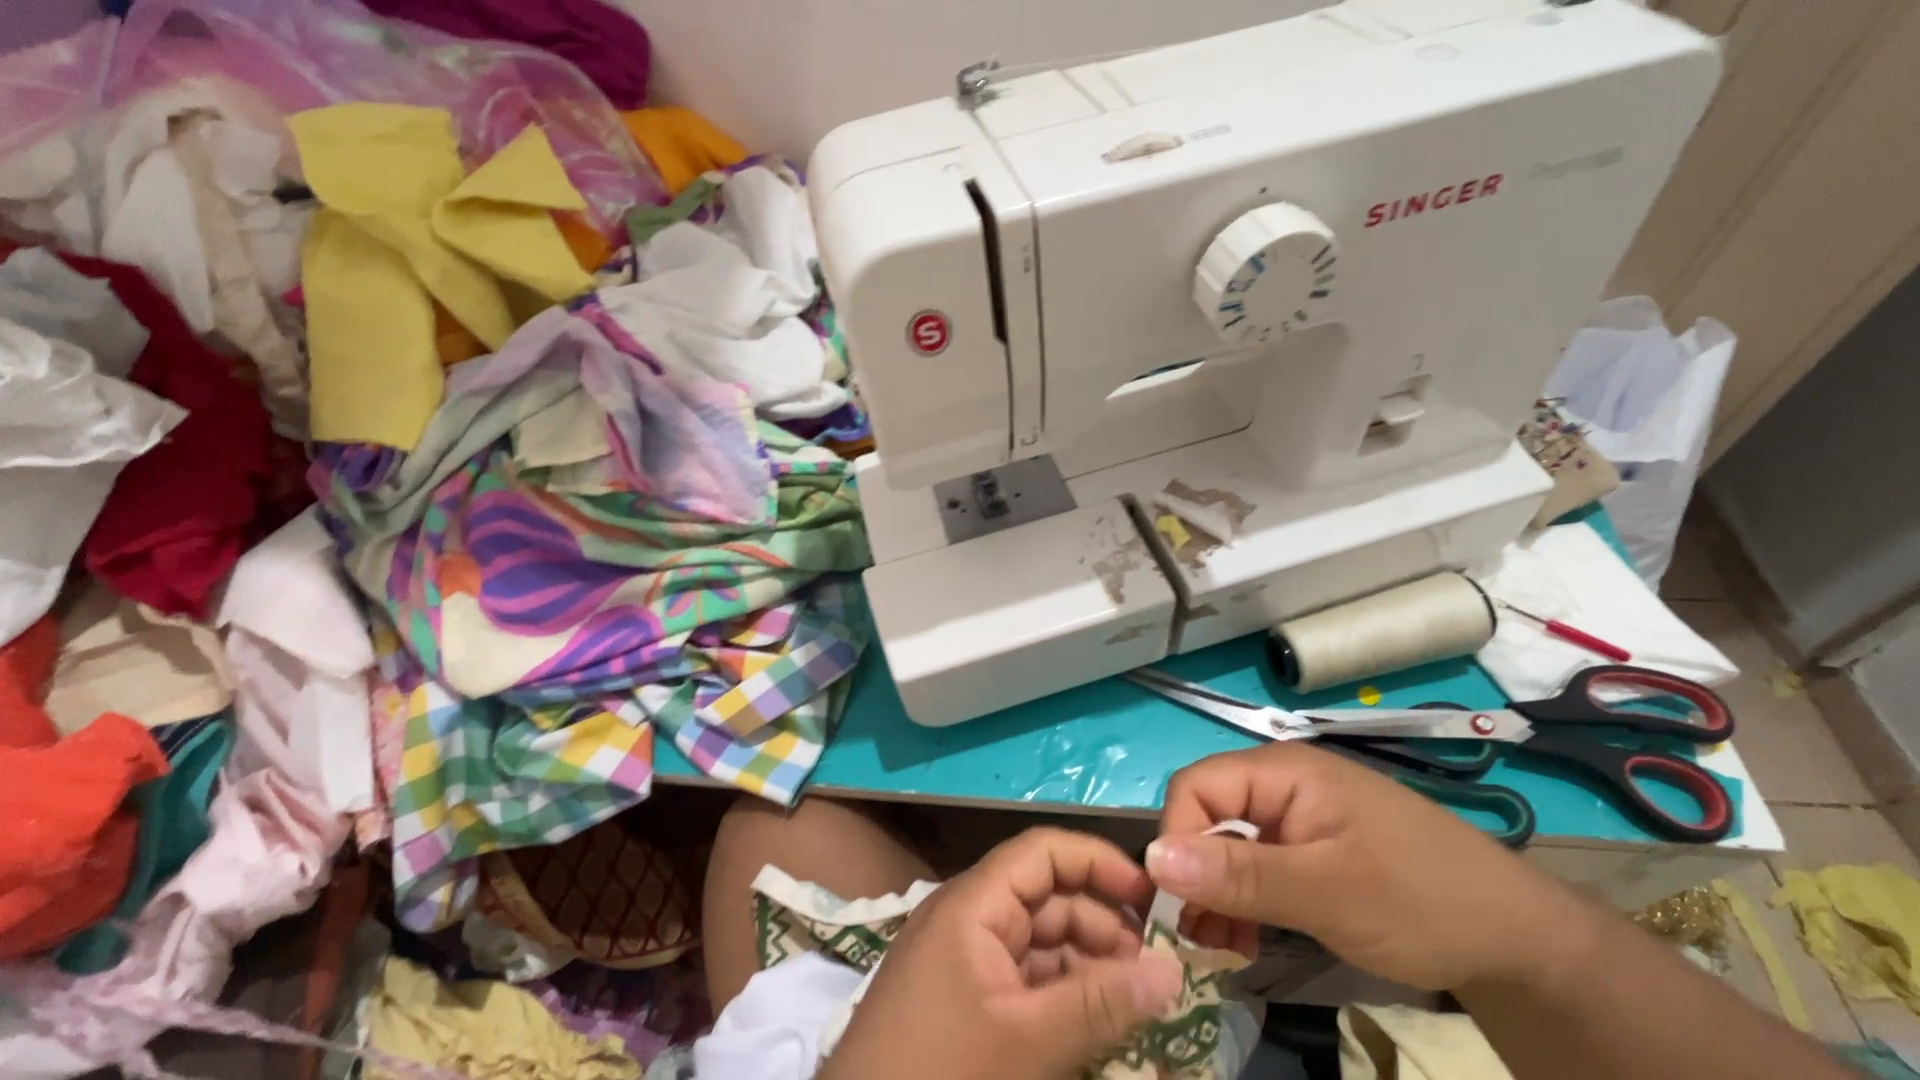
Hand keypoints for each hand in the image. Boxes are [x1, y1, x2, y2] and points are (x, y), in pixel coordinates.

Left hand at [820, 828, 1185, 1079]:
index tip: (1152, 897)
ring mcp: (964, 961)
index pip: (1042, 852)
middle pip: (1048, 898)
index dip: (1098, 863)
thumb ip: (1102, 1003)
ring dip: (1088, 964)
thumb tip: (1173, 969)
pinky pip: (1024, 979)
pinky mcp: (964, 1000)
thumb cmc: (943, 1069)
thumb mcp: (1028, 1040)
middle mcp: (968, 919)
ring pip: (1041, 942)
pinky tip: (1097, 1022)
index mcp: (973, 904)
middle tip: (1155, 968)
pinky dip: (1062, 993)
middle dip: (1103, 924)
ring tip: (1136, 1000)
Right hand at [1147, 742, 1583, 990]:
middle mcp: (1285, 786)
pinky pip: (1257, 869)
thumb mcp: (1324, 893)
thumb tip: (1152, 858)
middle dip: (1192, 876)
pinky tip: (1244, 942)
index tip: (1178, 904)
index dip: (1176, 839)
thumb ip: (1237, 874)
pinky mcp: (1315, 854)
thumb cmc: (1421, 902)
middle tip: (1195, 941)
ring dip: (1214, 896)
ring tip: (1220, 951)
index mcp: (1284, 772)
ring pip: (1228, 848)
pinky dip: (1242, 904)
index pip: (1195, 787)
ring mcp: (1302, 821)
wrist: (1519, 942)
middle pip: (1207, 817)